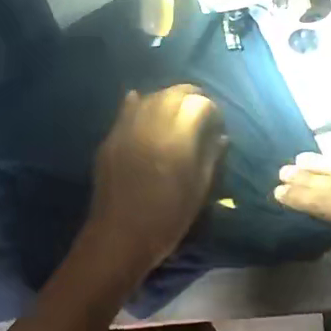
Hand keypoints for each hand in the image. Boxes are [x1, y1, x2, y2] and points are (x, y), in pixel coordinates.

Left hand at [86, 86, 226, 271]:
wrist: (118, 237)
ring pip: (149, 97)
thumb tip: (220, 135)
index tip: (216, 123)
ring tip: (175, 112)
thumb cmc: (166, 220)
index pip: (199, 104)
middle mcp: (150, 126)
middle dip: (191, 96)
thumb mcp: (198, 191)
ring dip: (166, 98)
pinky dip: (138, 104)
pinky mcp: (110, 139)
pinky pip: (125, 110)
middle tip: (200, 111)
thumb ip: (210, 156)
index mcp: (177, 140)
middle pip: (173, 93)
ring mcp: (126, 130)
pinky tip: (143, 104)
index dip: (212, 109)